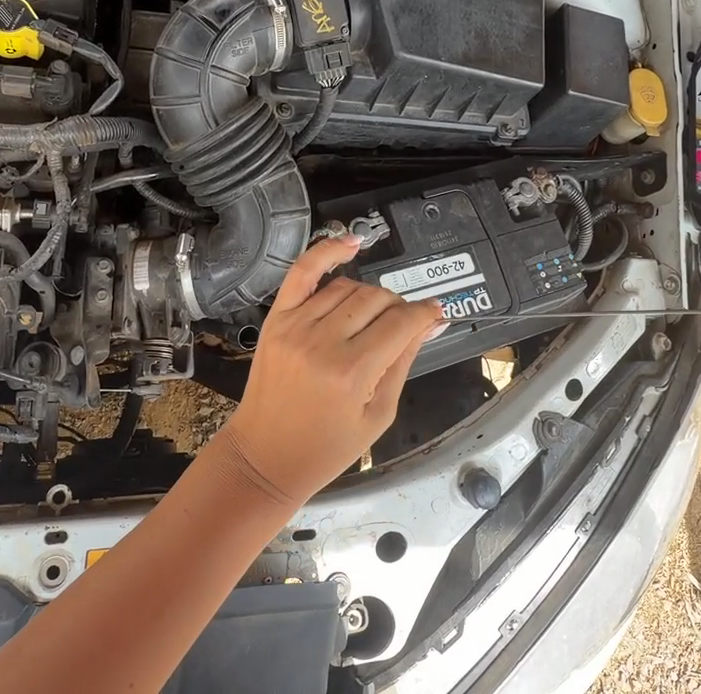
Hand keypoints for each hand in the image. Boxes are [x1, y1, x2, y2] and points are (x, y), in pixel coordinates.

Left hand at [208, 236, 445, 510]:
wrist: (265, 457)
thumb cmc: (325, 448)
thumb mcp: (378, 415)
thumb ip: (404, 361)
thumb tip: (432, 321)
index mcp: (352, 373)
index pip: (401, 323)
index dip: (424, 314)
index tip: (435, 313)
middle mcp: (323, 342)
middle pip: (376, 301)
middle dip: (398, 308)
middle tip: (402, 325)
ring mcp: (295, 326)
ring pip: (348, 287)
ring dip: (369, 295)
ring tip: (374, 316)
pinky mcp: (276, 319)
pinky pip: (302, 272)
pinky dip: (327, 251)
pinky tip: (351, 243)